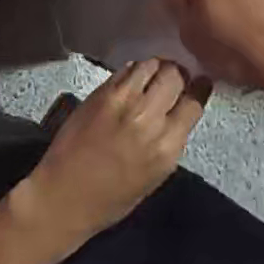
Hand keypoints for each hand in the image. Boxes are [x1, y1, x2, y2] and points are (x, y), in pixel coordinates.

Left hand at [12, 60, 209, 243]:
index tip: (200, 83)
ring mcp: (124, 102)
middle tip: (176, 77)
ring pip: (152, 65)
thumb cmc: (112, 198)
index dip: (199, 89)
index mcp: (167, 147)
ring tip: (155, 75)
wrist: (63, 196)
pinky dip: (136, 70)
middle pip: (175, 77)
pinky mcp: (102, 93)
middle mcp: (149, 119)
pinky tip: (133, 79)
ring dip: (158, 68)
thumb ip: (172, 140)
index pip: (194, 103)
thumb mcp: (156, 175)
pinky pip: (128, 69)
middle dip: (179, 74)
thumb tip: (181, 111)